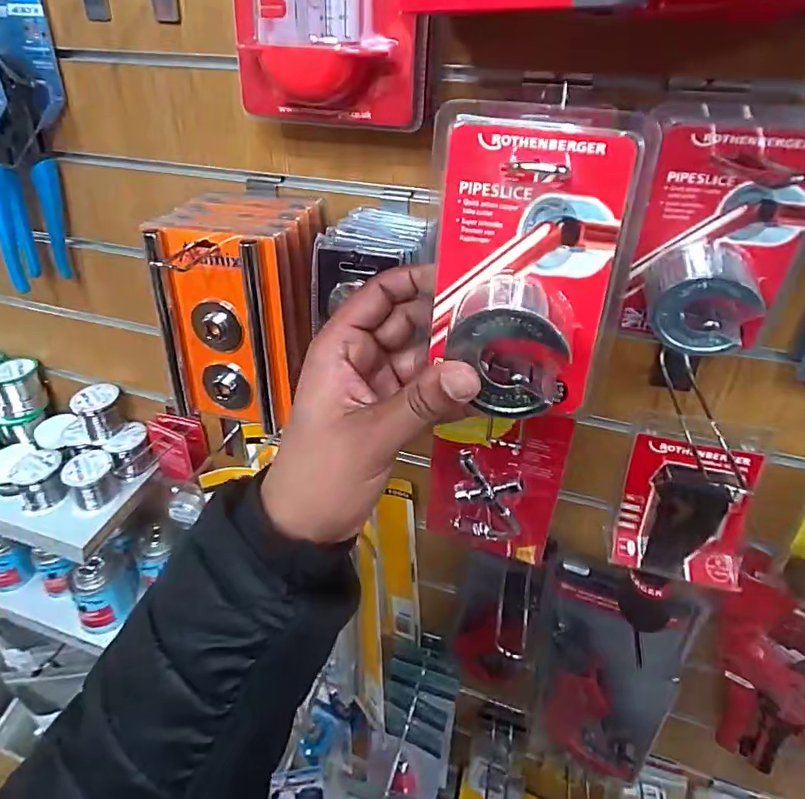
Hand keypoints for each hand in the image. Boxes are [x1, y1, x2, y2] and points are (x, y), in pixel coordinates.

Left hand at [261, 263, 480, 543]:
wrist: (305, 528)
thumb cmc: (321, 473)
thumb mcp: (370, 434)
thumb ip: (422, 402)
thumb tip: (471, 371)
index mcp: (341, 346)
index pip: (378, 296)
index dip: (414, 279)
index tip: (460, 275)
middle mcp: (361, 356)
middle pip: (407, 322)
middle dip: (445, 316)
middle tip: (495, 313)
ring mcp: (379, 383)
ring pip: (421, 354)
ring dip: (453, 352)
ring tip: (499, 345)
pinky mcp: (393, 409)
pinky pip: (426, 386)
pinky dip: (449, 385)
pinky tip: (483, 385)